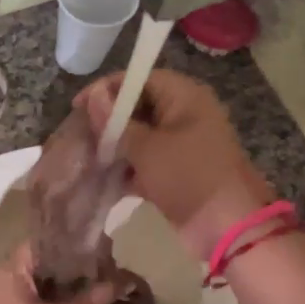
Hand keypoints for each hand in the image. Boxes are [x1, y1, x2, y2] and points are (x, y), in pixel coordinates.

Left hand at [0, 244, 113, 303]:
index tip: (95, 251)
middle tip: (99, 278)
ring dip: (62, 292)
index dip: (71, 244)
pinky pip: (32, 301)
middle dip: (72, 272)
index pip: (45, 242)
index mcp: (13, 266)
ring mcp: (2, 294)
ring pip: (39, 285)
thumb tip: (117, 286)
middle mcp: (6, 274)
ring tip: (90, 298)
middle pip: (44, 264)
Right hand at [75, 69, 276, 258]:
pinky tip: (103, 179)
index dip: (107, 89)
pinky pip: (145, 162)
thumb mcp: (147, 148)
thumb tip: (92, 97)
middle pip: (138, 107)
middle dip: (109, 121)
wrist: (225, 225)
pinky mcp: (175, 172)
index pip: (140, 78)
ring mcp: (181, 145)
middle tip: (81, 136)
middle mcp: (184, 114)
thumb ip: (116, 123)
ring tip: (87, 158)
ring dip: (115, 147)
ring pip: (139, 136)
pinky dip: (126, 169)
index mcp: (184, 97)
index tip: (78, 107)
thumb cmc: (188, 176)